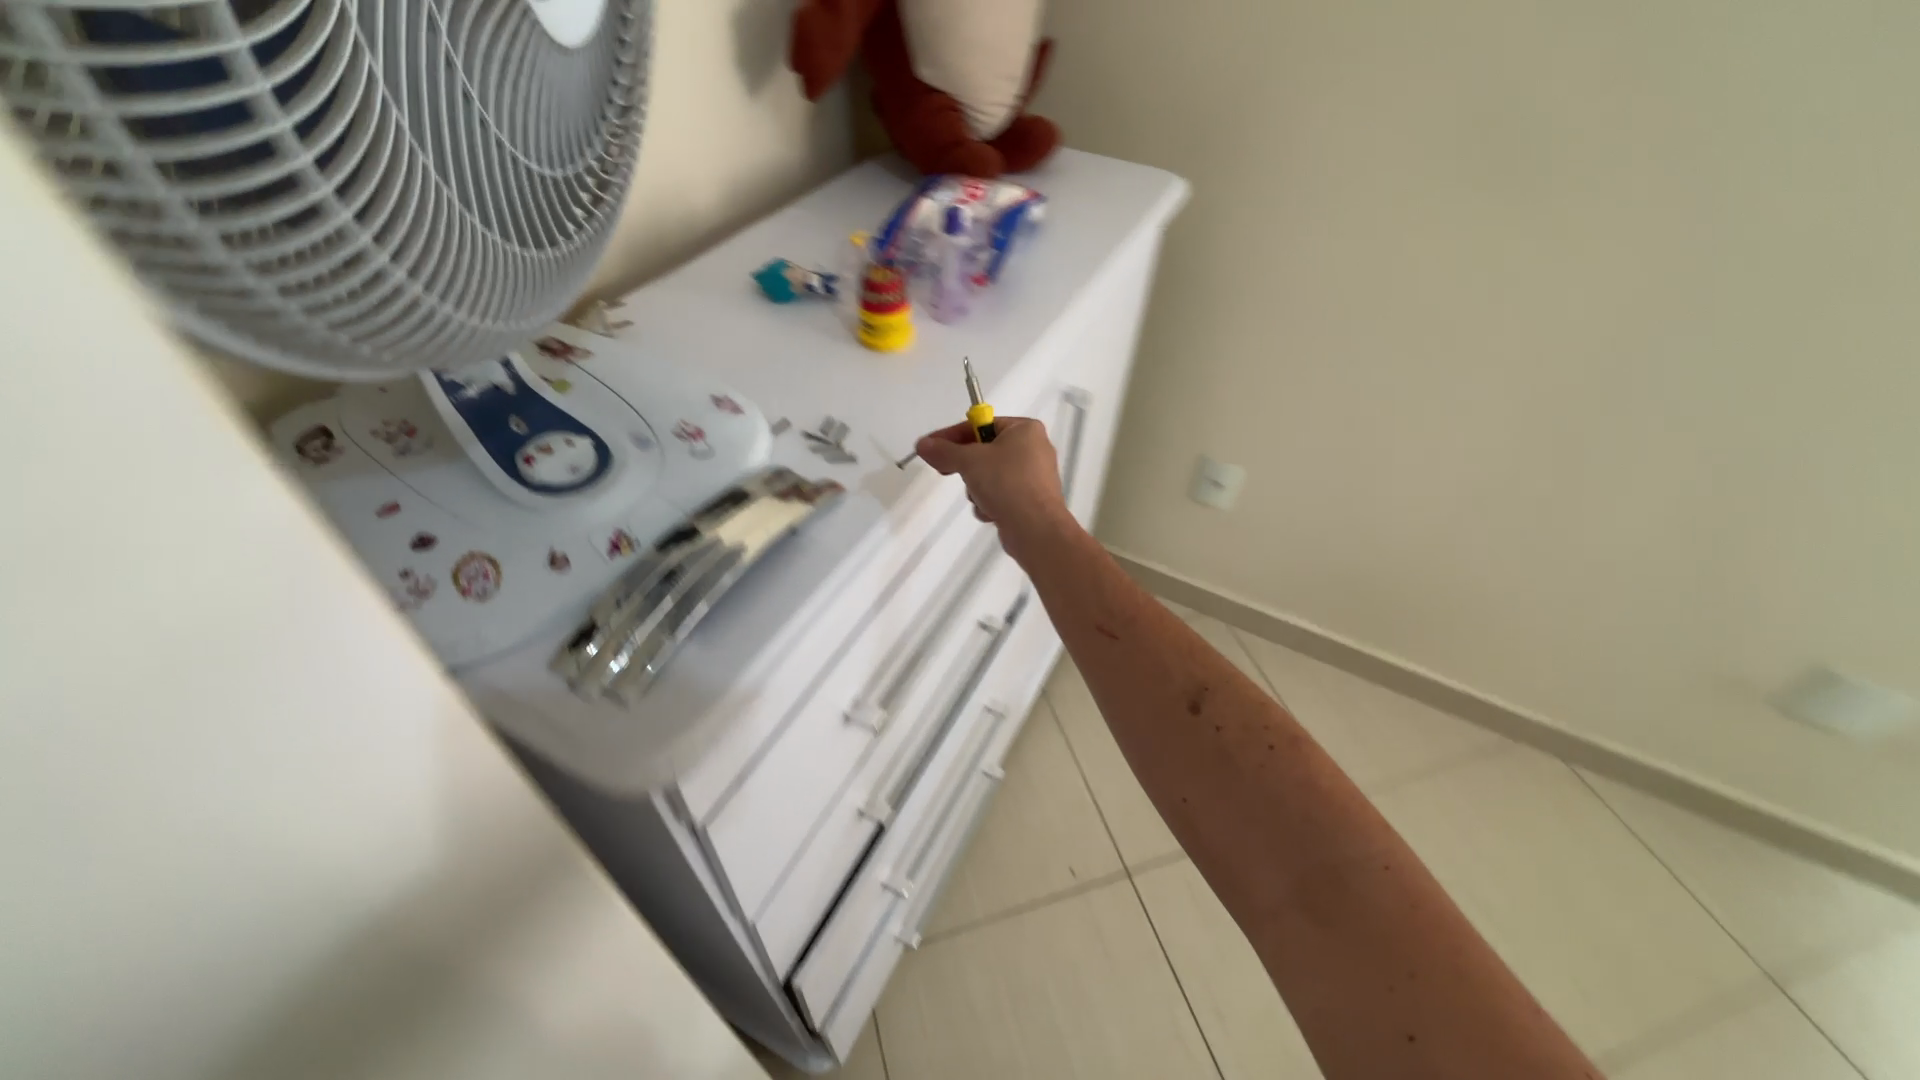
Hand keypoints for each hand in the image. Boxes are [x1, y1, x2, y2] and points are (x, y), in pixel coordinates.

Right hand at [915, 417, 1075, 561]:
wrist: (1035, 528)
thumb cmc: (1006, 483)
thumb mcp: (969, 461)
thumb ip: (944, 451)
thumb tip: (923, 444)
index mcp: (1025, 429)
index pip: (981, 424)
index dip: (952, 435)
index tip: (929, 447)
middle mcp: (1034, 449)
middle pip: (985, 450)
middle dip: (967, 466)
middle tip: (947, 471)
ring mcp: (1035, 477)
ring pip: (991, 475)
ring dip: (978, 488)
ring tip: (981, 497)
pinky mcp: (1032, 500)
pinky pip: (1002, 494)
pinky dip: (992, 502)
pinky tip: (991, 512)